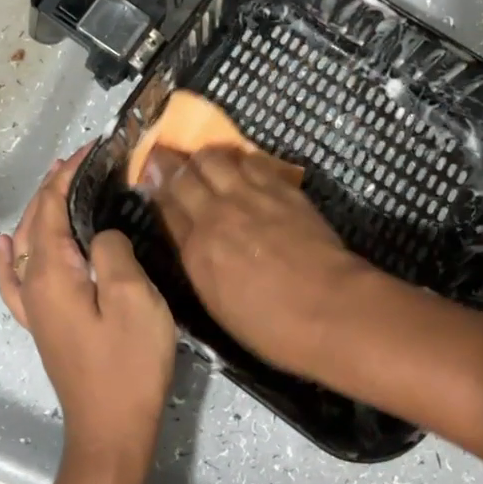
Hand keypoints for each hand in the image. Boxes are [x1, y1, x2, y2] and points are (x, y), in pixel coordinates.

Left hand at [0, 148, 175, 483]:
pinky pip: (13, 279)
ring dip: (40, 209)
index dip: (69, 172)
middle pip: (34, 219)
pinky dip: (7, 256)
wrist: (112, 429)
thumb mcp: (132, 297)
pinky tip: (3, 244)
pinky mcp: (44, 324)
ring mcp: (35, 307)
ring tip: (58, 183)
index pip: (51, 205)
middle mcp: (33, 283)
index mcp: (50, 271)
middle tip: (86, 159)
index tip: (95, 147)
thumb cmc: (126, 362)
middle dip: (55, 184)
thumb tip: (99, 234)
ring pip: (25, 242)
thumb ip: (111, 250)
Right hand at [147, 147, 378, 376]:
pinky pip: (251, 160)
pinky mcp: (280, 187)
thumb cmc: (273, 326)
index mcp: (196, 251)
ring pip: (214, 157)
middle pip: (183, 175)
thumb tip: (191, 240)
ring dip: (205, 157)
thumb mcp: (219, 305)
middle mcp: (216, 214)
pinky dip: (241, 159)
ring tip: (206, 160)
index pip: (166, 207)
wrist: (330, 308)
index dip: (156, 191)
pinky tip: (243, 165)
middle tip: (168, 157)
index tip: (152, 180)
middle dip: (170, 164)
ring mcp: (250, 196)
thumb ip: (200, 264)